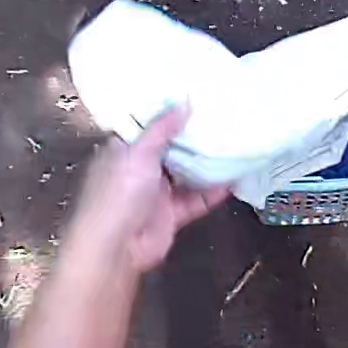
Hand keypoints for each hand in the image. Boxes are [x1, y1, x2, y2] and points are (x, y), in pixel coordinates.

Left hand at [65, 106, 229, 275]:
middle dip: (192, 138)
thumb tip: (183, 103)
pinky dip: (212, 192)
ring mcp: (155, 194)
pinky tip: (232, 180)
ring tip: (231, 145)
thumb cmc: (119, 195)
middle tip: (220, 118)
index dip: (167, 114)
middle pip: (170, 150)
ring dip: (205, 165)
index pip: (146, 127)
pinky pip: (195, 199)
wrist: (116, 248)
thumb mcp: (139, 153)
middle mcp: (139, 170)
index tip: (192, 98)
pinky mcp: (170, 214)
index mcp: (124, 151)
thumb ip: (162, 129)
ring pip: (185, 174)